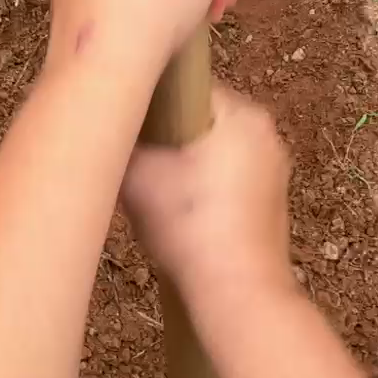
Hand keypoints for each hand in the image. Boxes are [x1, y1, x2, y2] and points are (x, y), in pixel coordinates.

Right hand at [122, 83, 295, 307]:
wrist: (236, 290)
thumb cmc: (189, 226)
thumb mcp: (137, 176)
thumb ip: (120, 140)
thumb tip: (104, 128)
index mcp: (240, 114)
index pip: (183, 86)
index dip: (148, 104)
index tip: (124, 125)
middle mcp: (265, 132)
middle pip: (197, 118)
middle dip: (164, 137)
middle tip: (132, 161)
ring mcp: (273, 167)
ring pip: (210, 149)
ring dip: (181, 163)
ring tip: (151, 191)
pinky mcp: (270, 199)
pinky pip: (225, 175)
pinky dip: (200, 186)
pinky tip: (178, 213)